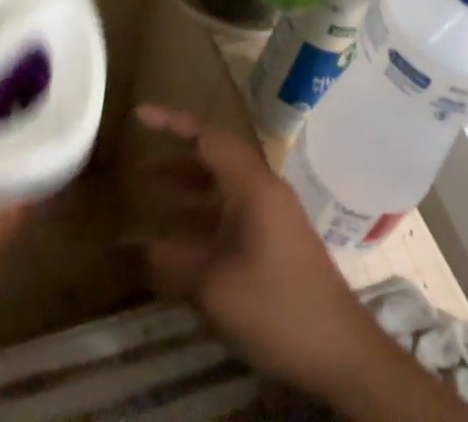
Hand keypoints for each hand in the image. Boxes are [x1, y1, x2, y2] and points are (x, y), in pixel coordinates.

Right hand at [131, 104, 390, 398]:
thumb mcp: (209, 286)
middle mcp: (265, 193)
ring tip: (150, 200)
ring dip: (188, 192)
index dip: (172, 122)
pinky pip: (233, 216)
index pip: (209, 137)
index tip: (140, 115)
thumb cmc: (274, 308)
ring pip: (224, 191)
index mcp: (253, 188)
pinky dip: (203, 219)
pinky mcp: (277, 244)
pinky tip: (178, 243)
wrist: (340, 353)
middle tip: (138, 170)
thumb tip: (127, 247)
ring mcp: (275, 219)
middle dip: (176, 161)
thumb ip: (165, 261)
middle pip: (216, 161)